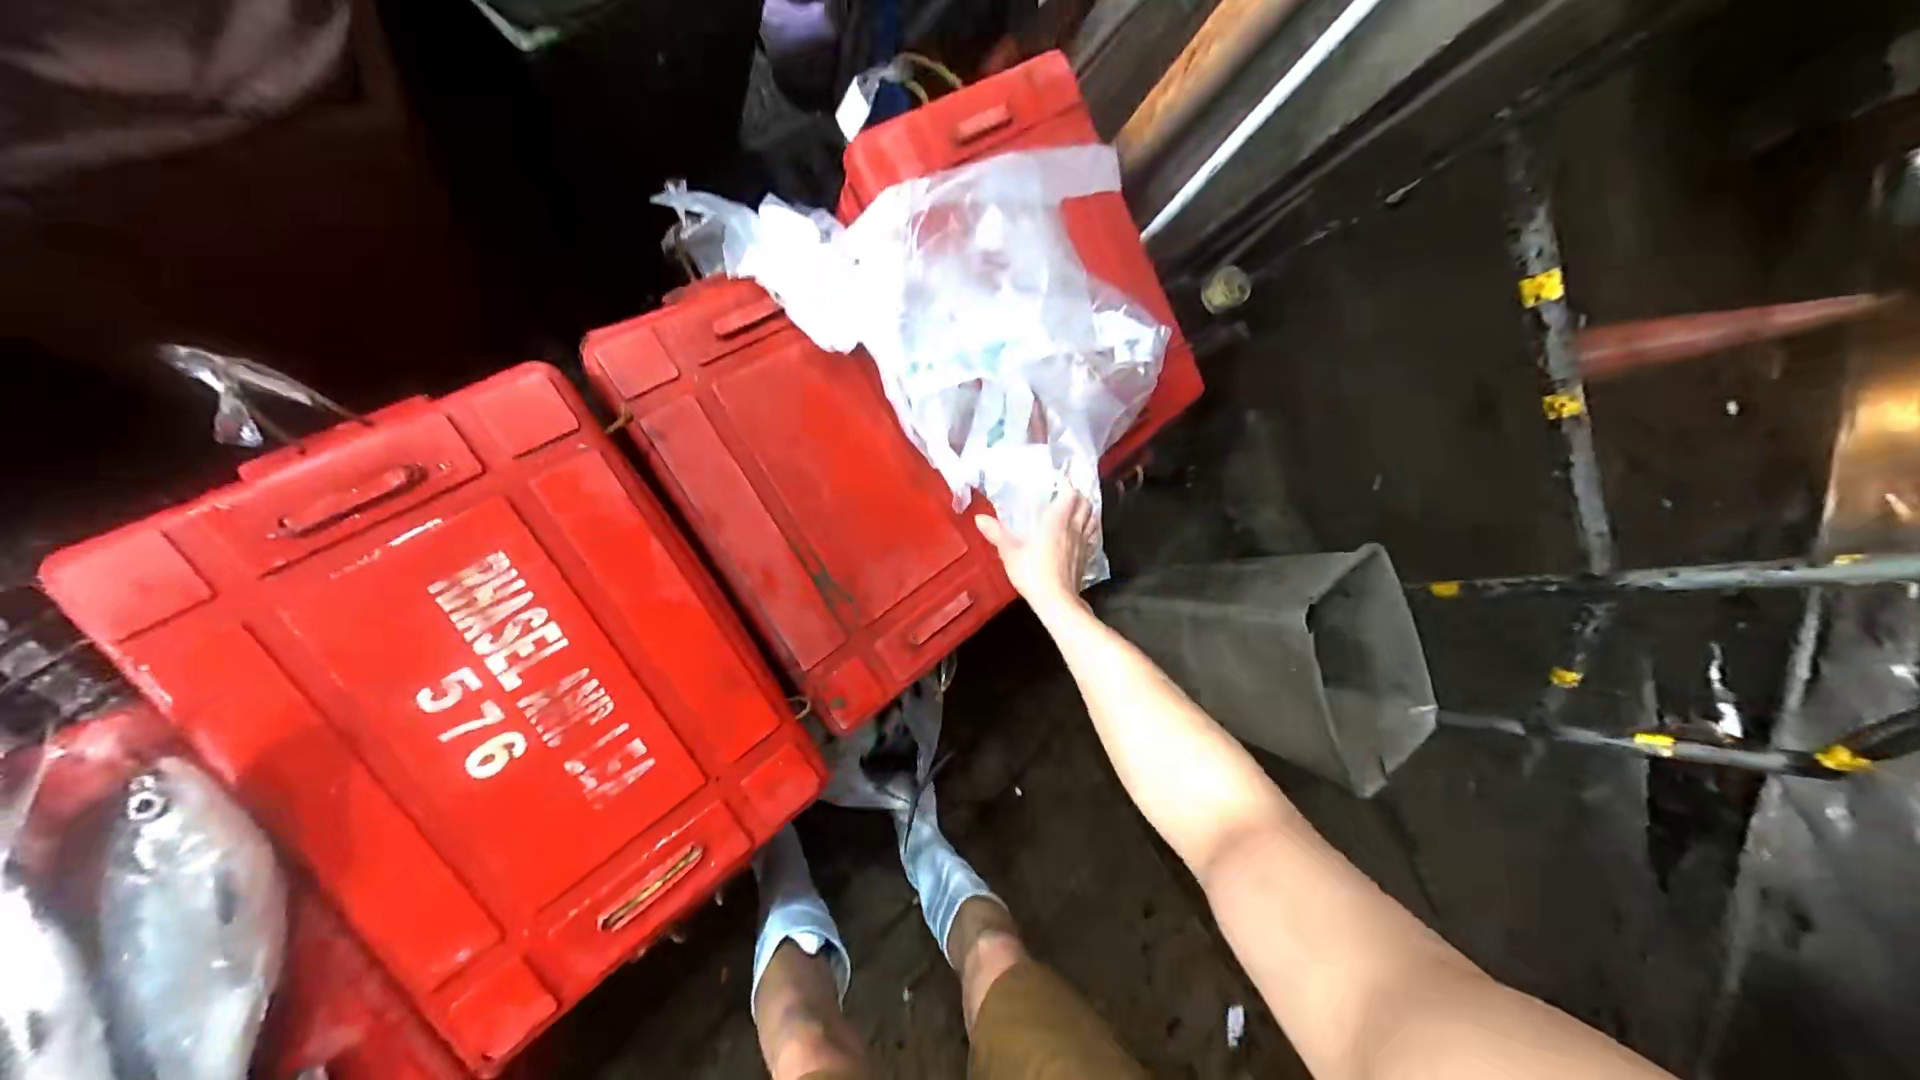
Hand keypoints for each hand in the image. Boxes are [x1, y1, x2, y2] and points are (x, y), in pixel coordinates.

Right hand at [974, 491, 1097, 613]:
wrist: (1057, 602)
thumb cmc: (1032, 574)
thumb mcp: (1010, 553)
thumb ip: (997, 534)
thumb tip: (979, 518)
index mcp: (1057, 521)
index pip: (1069, 494)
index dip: (1066, 484)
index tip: (1058, 480)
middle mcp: (1073, 528)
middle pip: (1085, 504)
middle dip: (1078, 495)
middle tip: (1067, 493)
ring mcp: (1082, 543)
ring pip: (1091, 518)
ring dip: (1086, 510)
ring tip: (1077, 508)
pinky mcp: (1086, 557)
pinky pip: (1091, 536)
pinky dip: (1089, 528)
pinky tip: (1082, 532)